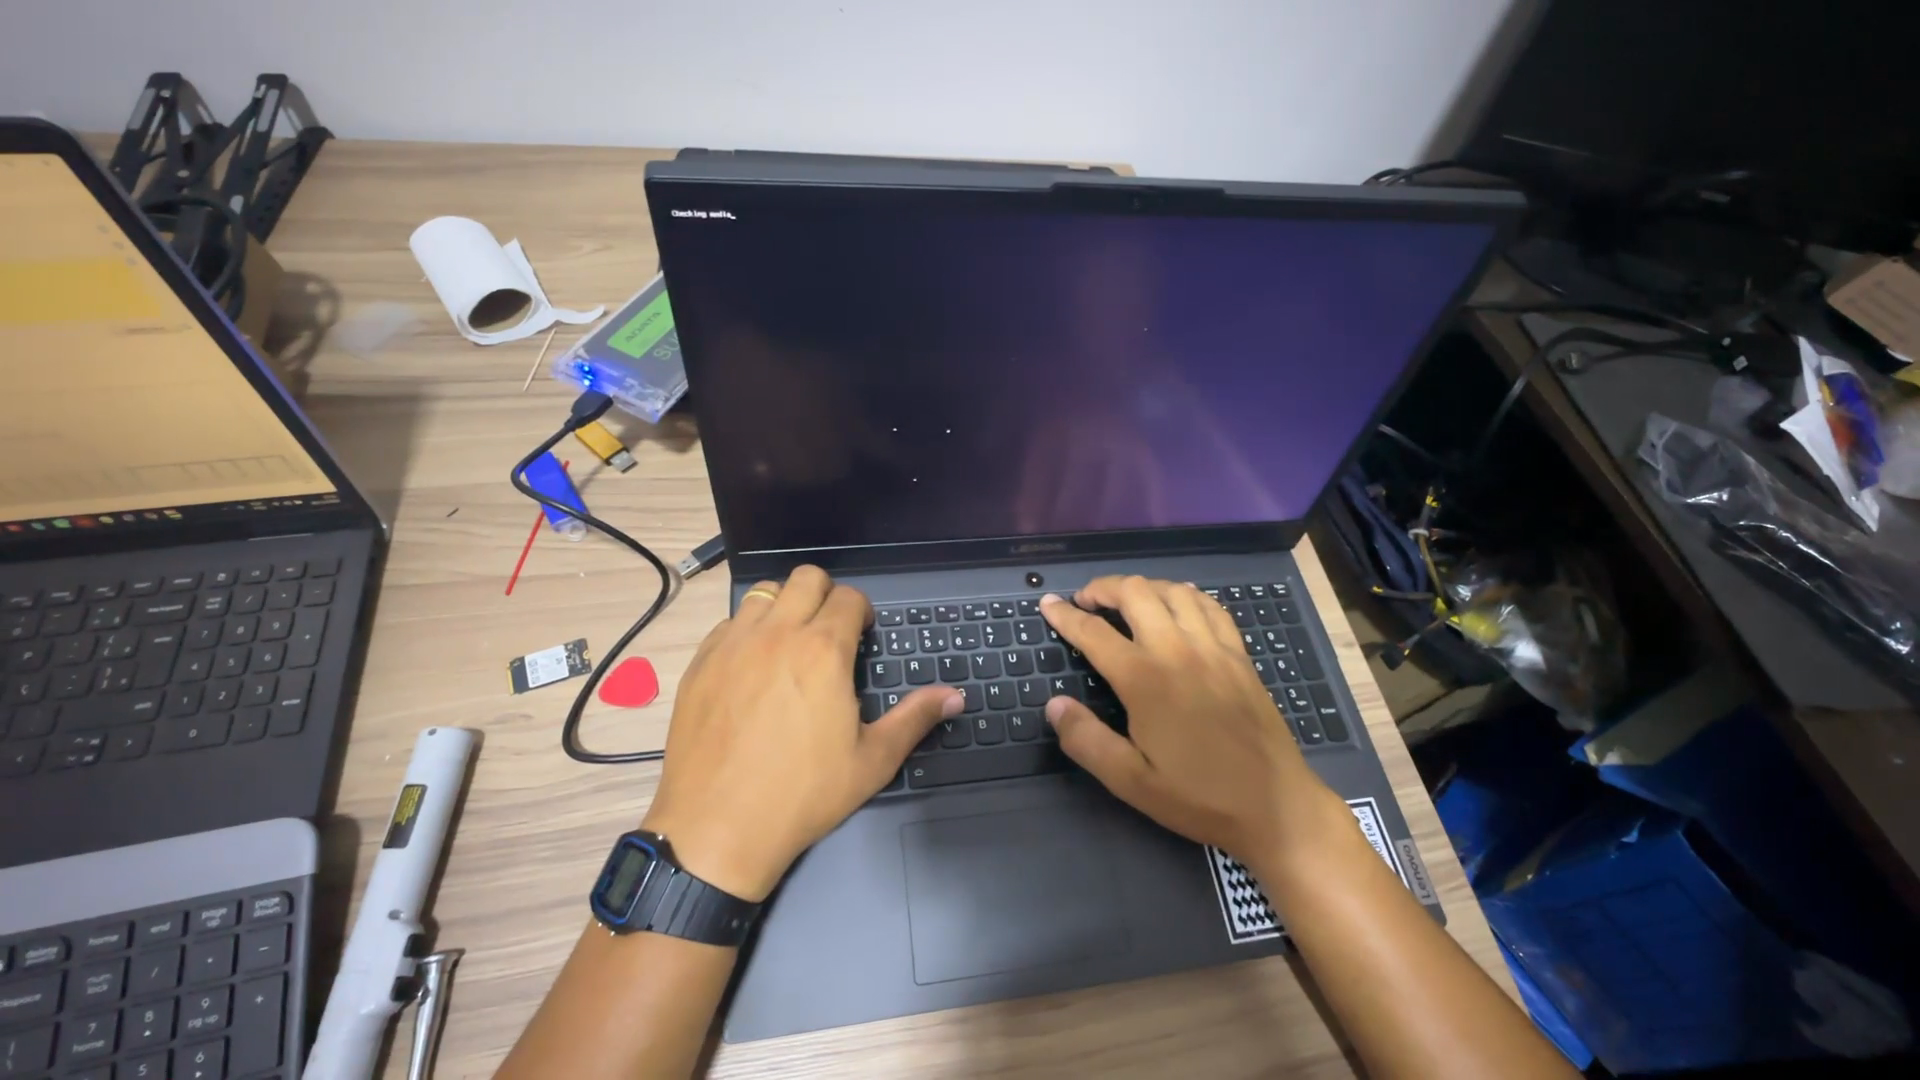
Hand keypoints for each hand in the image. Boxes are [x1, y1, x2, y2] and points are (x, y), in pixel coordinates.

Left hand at [642, 566, 961, 901]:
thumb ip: (915, 718)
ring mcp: (732, 645)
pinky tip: (750, 668)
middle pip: (806, 578)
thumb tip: (955, 696)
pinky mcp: (700, 664)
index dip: (862, 612)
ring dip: (784, 607)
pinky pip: (728, 624)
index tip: (861, 637)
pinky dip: (746, 631)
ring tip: (789, 644)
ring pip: (764, 592)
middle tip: (830, 633)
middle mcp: (777, 633)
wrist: (717, 829)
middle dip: (826, 595)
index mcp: (823, 651)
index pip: (850, 597)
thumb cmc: (803, 795)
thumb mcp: (872, 761)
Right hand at [1039, 578, 1346, 869]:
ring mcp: (1214, 648)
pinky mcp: (1240, 655)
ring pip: (1174, 590)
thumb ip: (1086, 740)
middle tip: (1085, 601)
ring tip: (1126, 600)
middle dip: (1103, 588)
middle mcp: (1178, 650)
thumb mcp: (1130, 782)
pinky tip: (1178, 602)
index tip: (1048, 605)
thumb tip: (1054, 704)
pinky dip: (1186, 594)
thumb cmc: (1198, 797)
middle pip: (1135, 593)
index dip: (1065, 615)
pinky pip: (1210, 606)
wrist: (1275, 806)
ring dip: (1143, 586)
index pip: (1094, 633)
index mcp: (1145, 680)